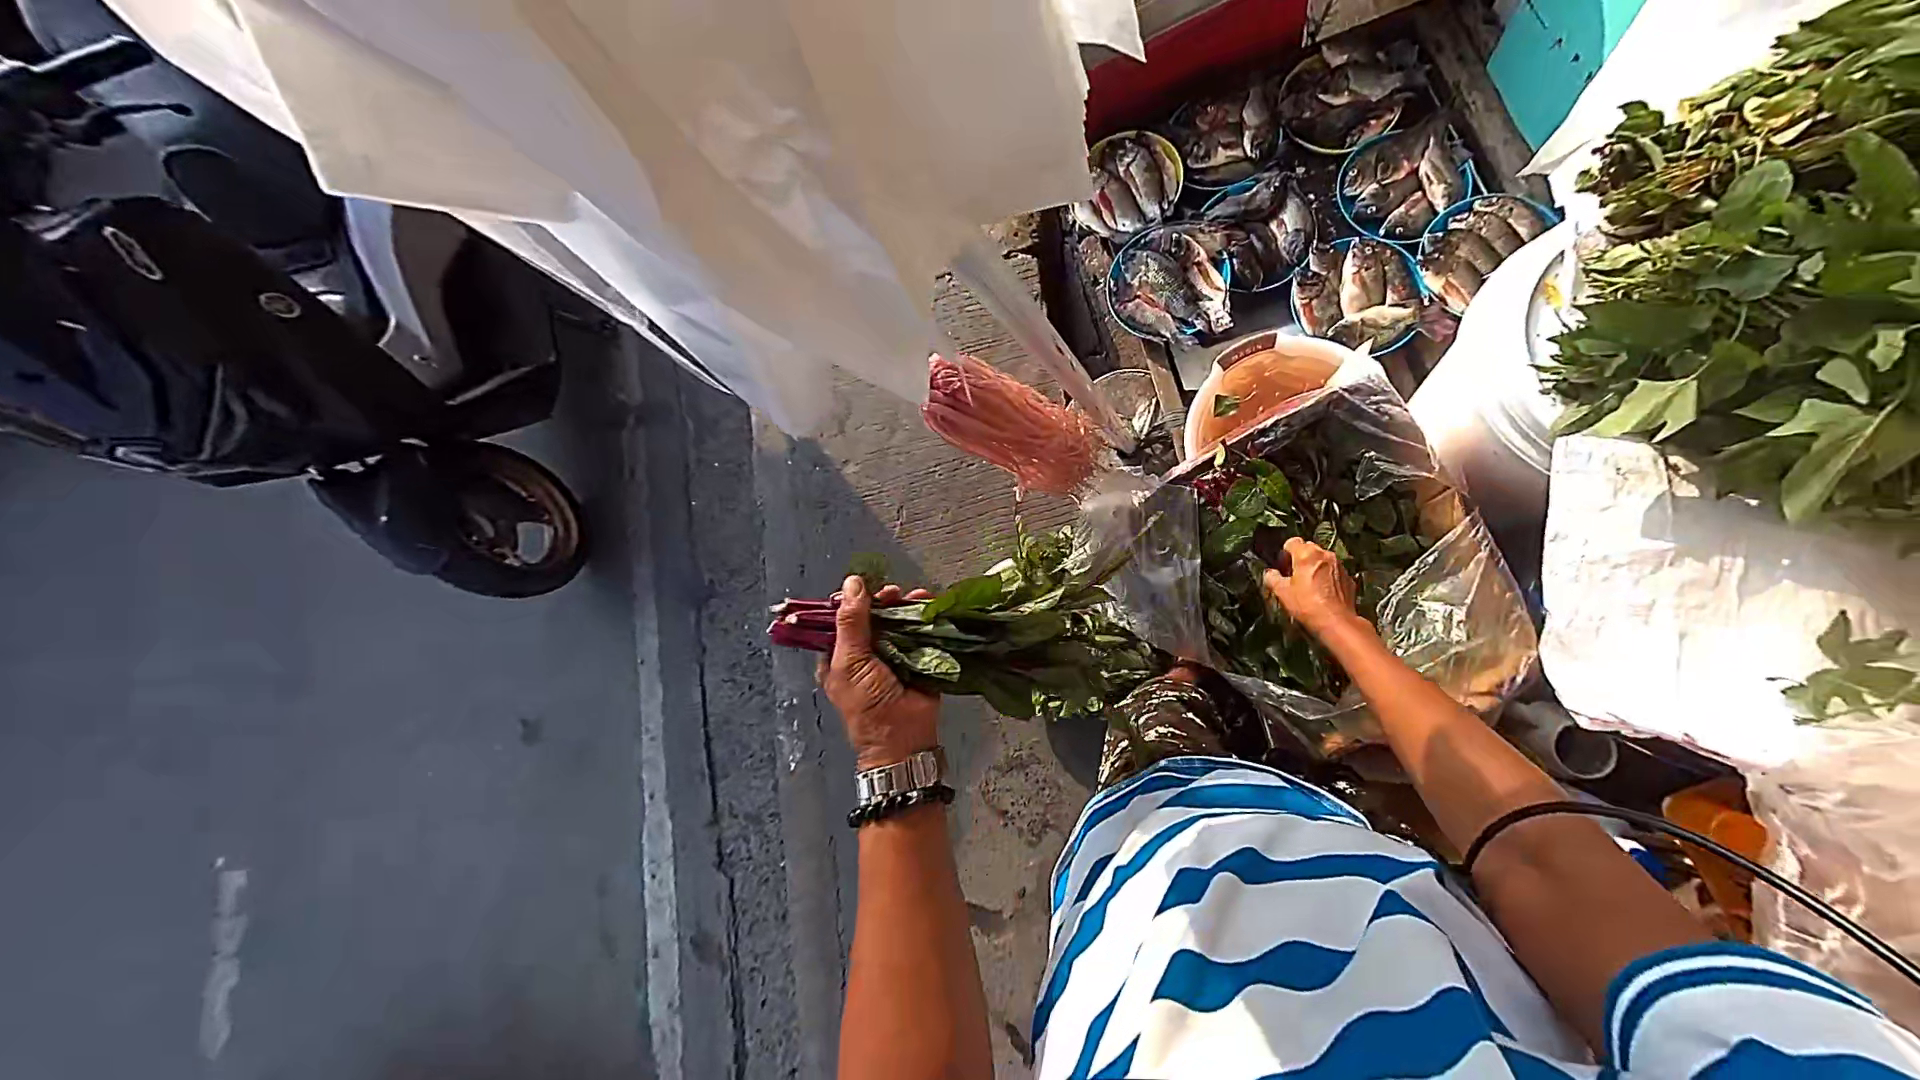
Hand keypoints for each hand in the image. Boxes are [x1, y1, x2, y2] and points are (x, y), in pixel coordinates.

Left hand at [819, 575, 941, 769]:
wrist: (903, 736)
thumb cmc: (868, 704)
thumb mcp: (851, 661)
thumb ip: (851, 622)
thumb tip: (851, 584)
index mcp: (839, 654)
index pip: (843, 618)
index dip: (854, 600)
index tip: (865, 587)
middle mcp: (865, 651)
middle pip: (873, 615)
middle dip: (883, 600)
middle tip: (892, 593)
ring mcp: (892, 653)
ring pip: (897, 620)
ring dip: (905, 605)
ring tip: (914, 596)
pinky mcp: (917, 656)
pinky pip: (919, 631)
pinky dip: (924, 617)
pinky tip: (928, 604)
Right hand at [1263, 537, 1362, 639]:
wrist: (1337, 622)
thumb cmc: (1306, 604)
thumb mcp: (1282, 592)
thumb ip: (1272, 578)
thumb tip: (1270, 573)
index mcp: (1306, 554)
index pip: (1292, 542)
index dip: (1284, 554)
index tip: (1282, 568)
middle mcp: (1325, 555)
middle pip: (1308, 549)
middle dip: (1300, 559)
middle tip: (1293, 576)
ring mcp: (1339, 566)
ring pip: (1322, 560)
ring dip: (1314, 567)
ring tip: (1308, 586)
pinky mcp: (1349, 578)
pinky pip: (1333, 572)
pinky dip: (1327, 577)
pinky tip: (1322, 593)